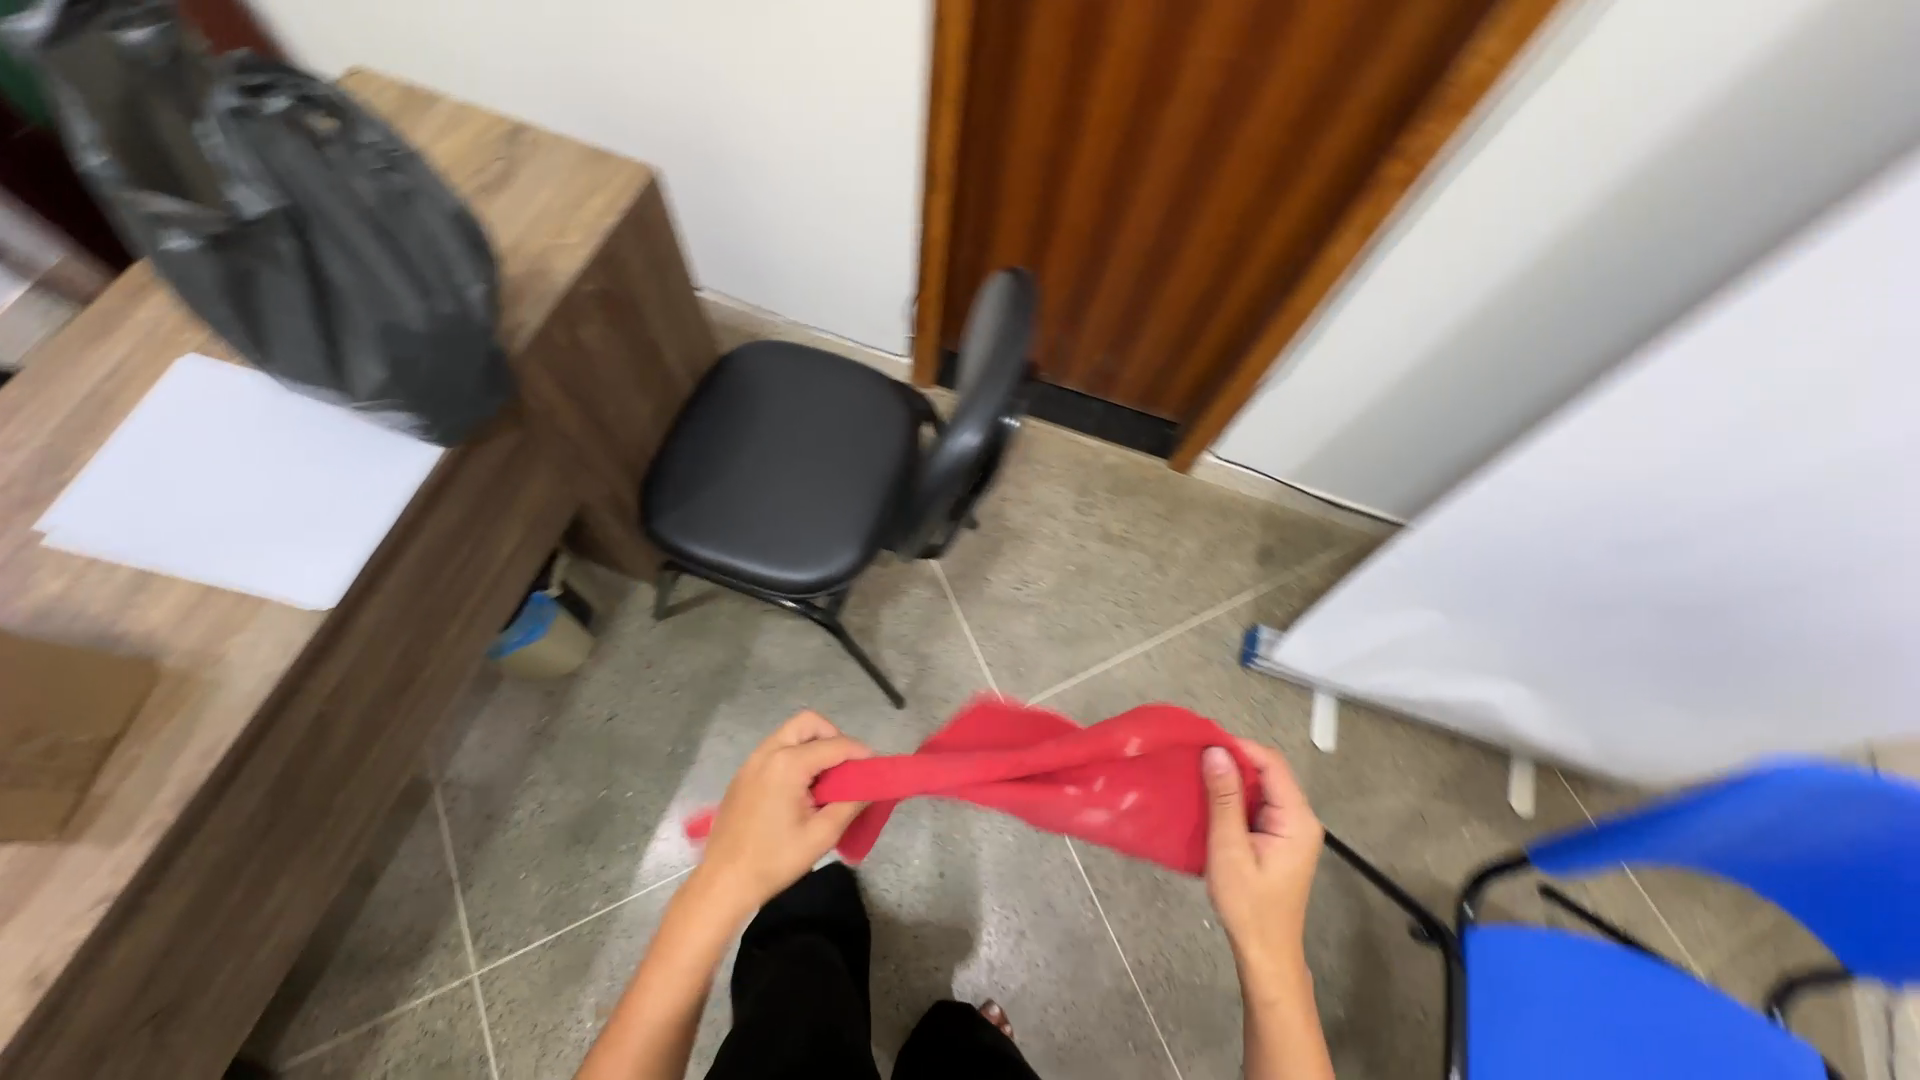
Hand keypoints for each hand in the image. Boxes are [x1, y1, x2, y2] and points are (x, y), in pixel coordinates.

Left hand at [693, 711, 872, 917]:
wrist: (723, 882)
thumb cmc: (774, 860)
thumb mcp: (821, 835)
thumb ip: (850, 804)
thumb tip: (871, 787)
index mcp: (787, 764)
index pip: (835, 745)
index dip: (860, 753)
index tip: (876, 768)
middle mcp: (767, 753)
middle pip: (808, 724)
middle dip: (834, 737)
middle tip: (847, 768)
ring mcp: (751, 762)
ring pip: (790, 734)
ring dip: (814, 746)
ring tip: (827, 779)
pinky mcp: (743, 775)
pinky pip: (775, 750)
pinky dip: (795, 756)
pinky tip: (802, 789)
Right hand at [1202, 739, 1323, 970]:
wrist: (1264, 952)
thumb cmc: (1248, 904)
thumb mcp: (1229, 849)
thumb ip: (1224, 798)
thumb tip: (1216, 751)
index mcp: (1297, 818)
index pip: (1271, 763)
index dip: (1238, 747)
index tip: (1202, 743)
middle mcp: (1301, 818)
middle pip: (1268, 772)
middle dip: (1233, 761)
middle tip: (1194, 757)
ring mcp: (1292, 829)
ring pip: (1262, 787)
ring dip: (1231, 780)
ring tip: (1196, 774)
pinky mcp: (1279, 839)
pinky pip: (1258, 805)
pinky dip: (1234, 798)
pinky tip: (1210, 800)